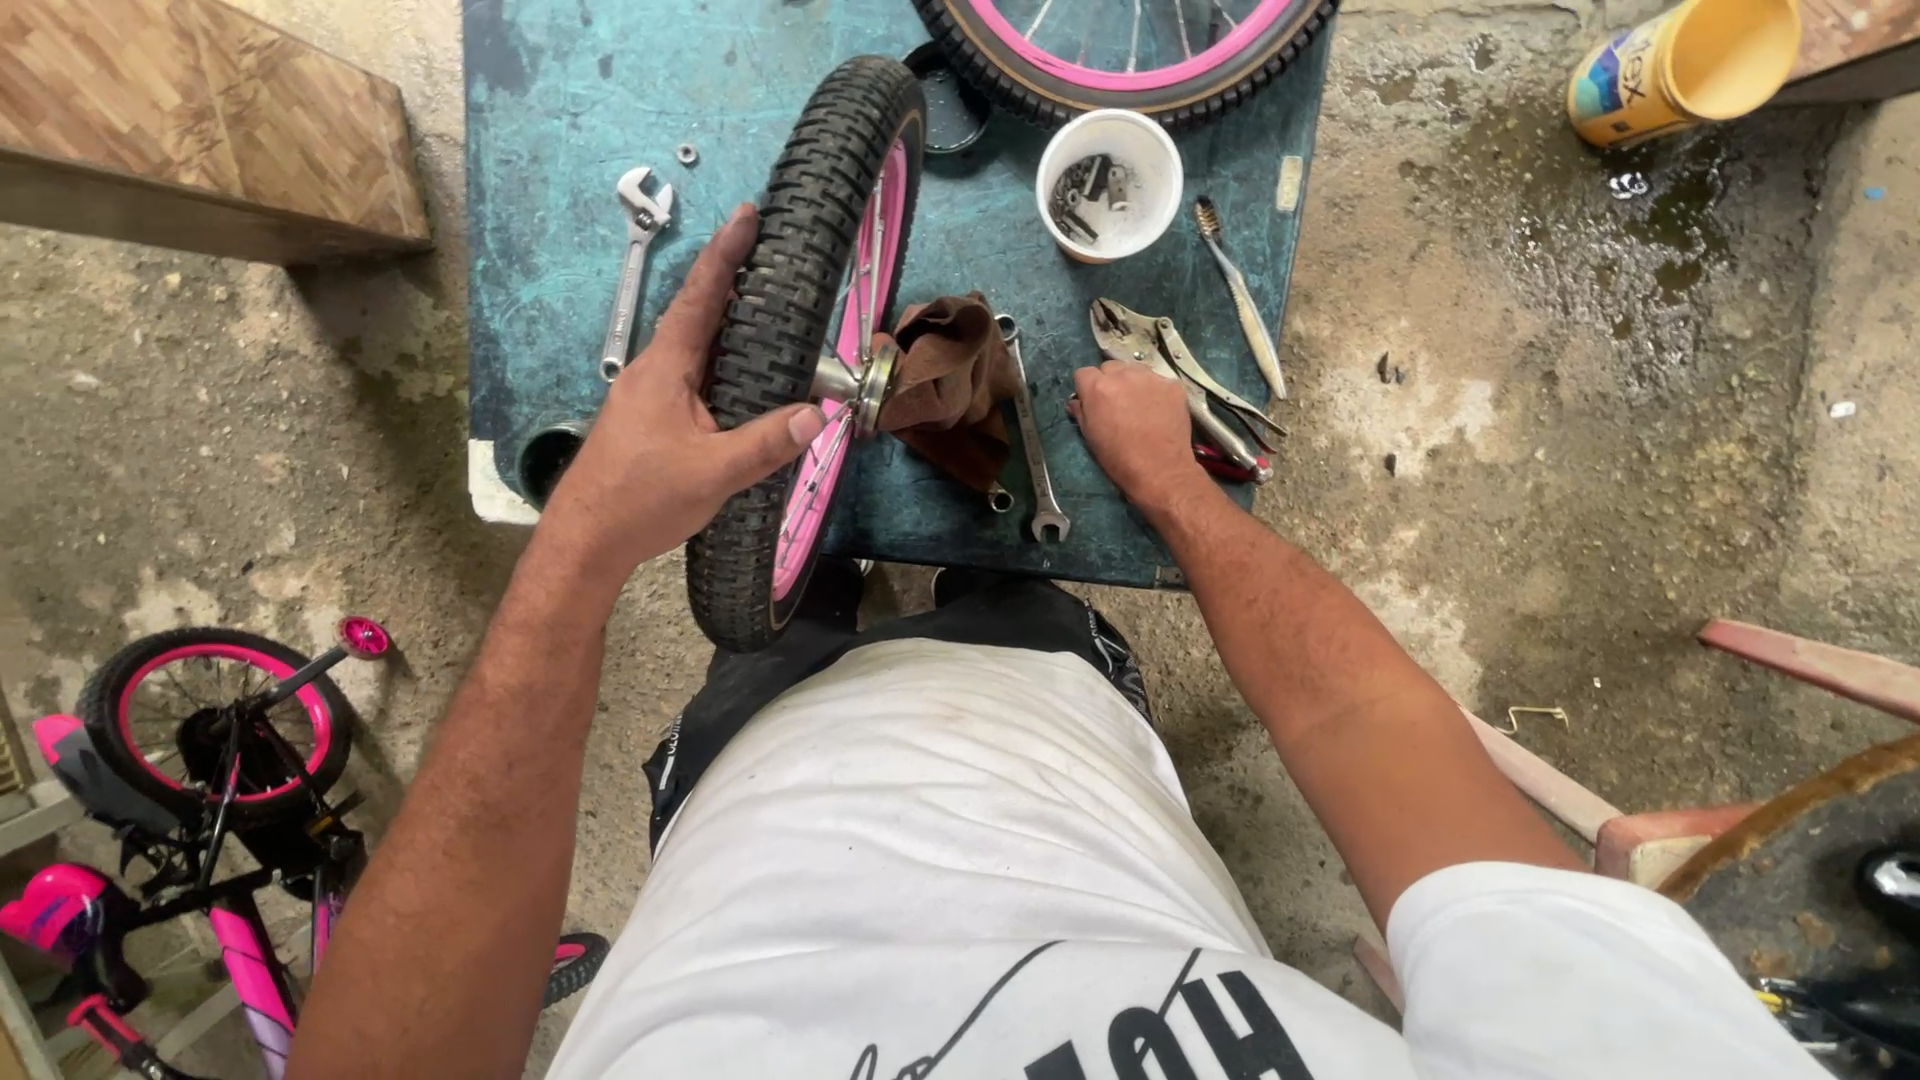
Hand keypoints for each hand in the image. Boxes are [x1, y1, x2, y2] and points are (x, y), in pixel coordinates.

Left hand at [535, 204, 826, 590]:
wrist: (586, 539)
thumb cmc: (642, 499)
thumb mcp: (714, 473)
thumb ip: (766, 443)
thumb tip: (818, 414)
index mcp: (665, 369)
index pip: (698, 298)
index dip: (725, 254)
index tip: (748, 215)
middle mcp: (653, 371)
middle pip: (697, 315)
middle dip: (734, 285)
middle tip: (775, 266)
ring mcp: (648, 395)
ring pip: (695, 349)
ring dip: (729, 329)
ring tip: (770, 320)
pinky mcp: (650, 419)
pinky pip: (693, 378)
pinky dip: (722, 366)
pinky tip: (744, 384)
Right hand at [1070, 360, 1207, 512]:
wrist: (1160, 470)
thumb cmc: (1118, 458)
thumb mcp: (1090, 437)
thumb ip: (1081, 412)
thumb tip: (1076, 401)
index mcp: (1098, 387)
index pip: (1083, 373)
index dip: (1086, 387)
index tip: (1092, 401)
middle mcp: (1123, 375)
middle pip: (1110, 367)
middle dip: (1109, 380)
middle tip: (1116, 402)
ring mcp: (1151, 378)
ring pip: (1135, 369)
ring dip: (1132, 382)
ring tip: (1138, 405)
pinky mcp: (1172, 385)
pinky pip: (1158, 380)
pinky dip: (1155, 391)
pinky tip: (1158, 409)